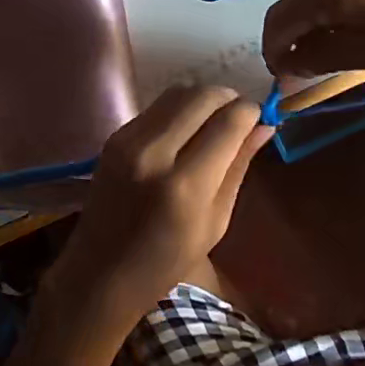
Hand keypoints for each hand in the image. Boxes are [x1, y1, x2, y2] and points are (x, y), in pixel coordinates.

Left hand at [46, 86, 272, 322]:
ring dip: (205, 99)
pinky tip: (185, 131)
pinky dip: (180, 109)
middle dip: (230, 99)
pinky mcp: (115, 135)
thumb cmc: (167, 260)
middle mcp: (155, 153)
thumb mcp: (216, 221)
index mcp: (185, 185)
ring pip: (181, 91)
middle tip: (238, 118)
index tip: (260, 119)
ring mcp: (129, 140)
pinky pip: (159, 105)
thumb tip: (265, 125)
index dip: (252, 112)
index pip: (230, 121)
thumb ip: (239, 166)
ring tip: (213, 122)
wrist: (99, 274)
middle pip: (205, 95)